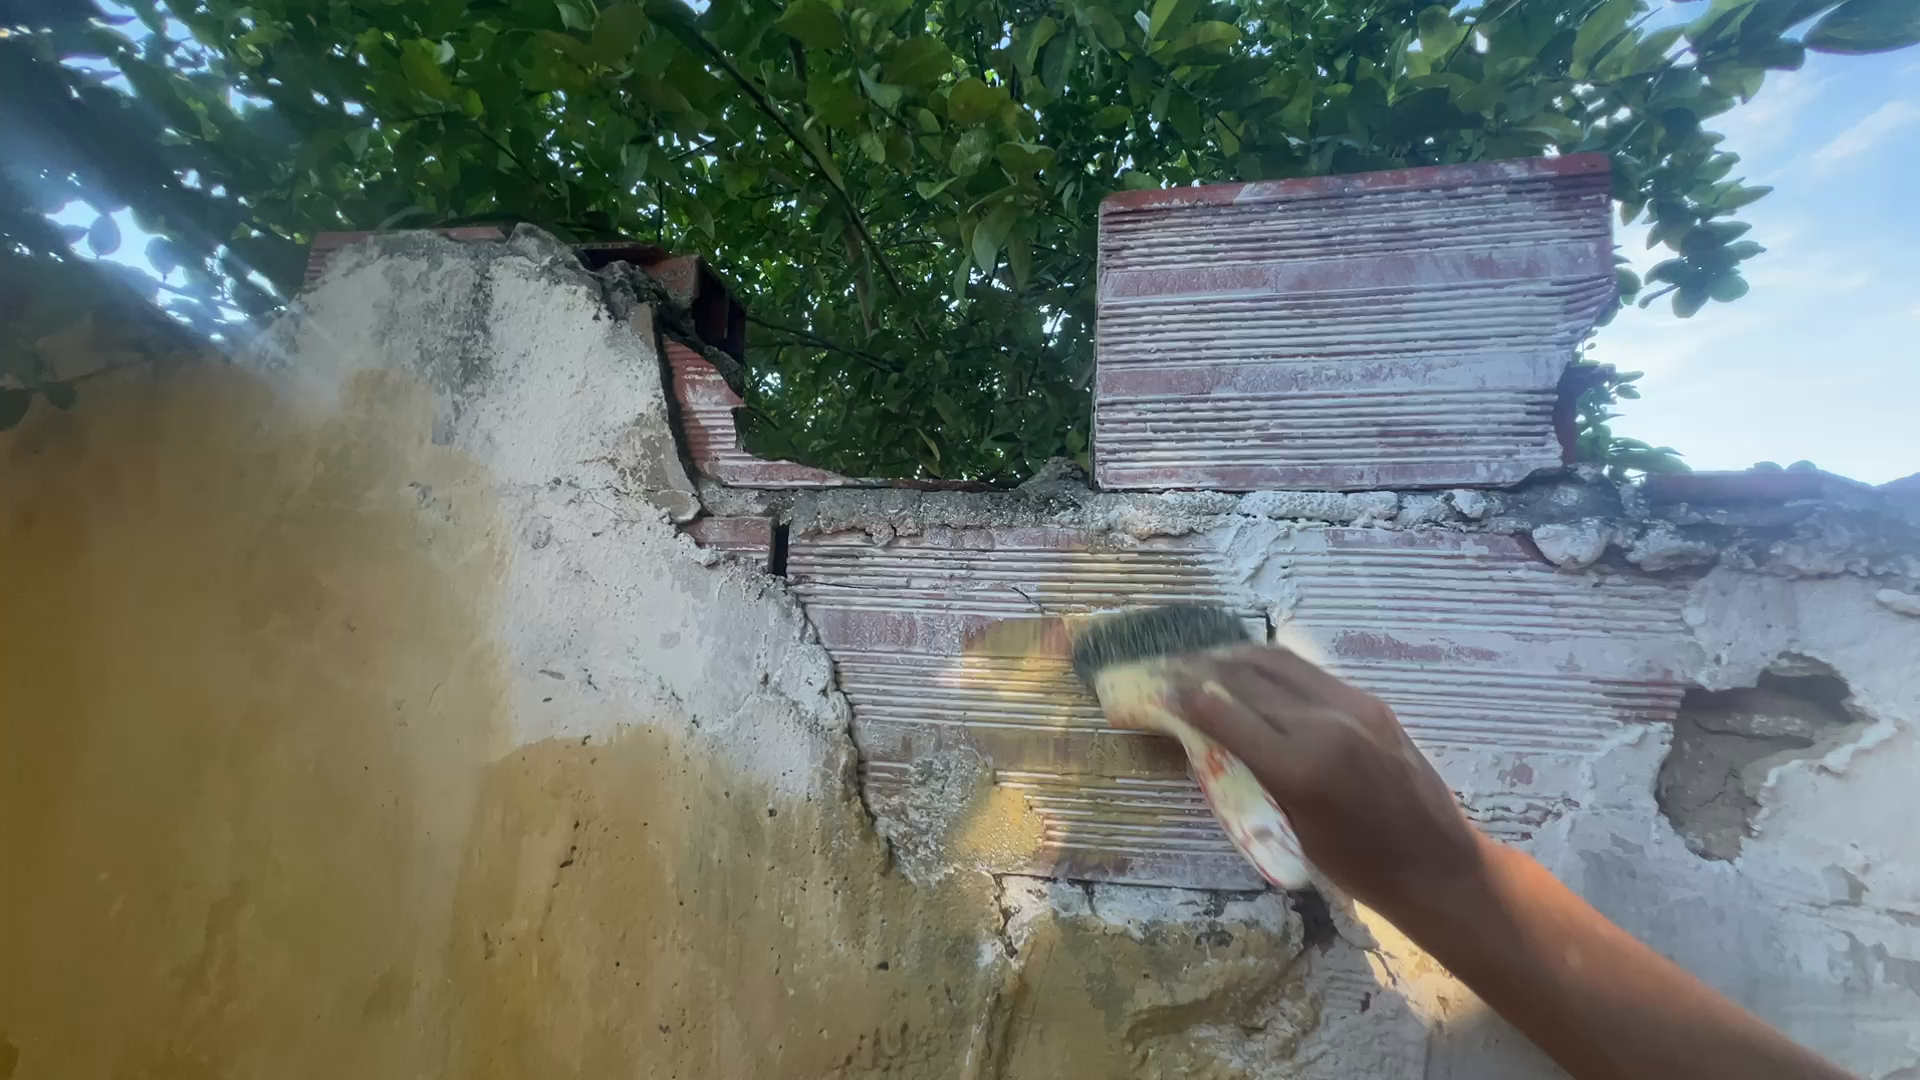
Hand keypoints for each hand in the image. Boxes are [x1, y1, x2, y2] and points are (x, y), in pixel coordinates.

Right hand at [1170, 644, 1481, 917]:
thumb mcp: (1287, 826)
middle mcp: (1323, 724)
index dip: (1183, 696)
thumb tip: (1207, 728)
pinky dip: (1268, 664)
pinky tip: (1251, 669)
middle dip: (1200, 668)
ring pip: (1275, 660)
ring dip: (1232, 655)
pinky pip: (1305, 670)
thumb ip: (1248, 769)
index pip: (1223, 711)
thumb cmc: (1355, 865)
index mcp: (1298, 768)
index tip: (1158, 689)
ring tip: (1205, 659)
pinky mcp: (1368, 699)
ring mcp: (1351, 705)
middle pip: (1245, 677)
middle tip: (1171, 667)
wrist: (1438, 866)